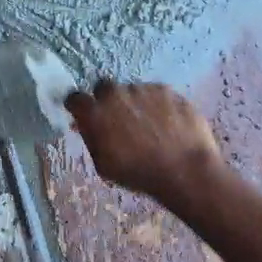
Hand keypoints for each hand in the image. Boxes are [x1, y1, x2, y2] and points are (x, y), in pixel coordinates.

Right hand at [66, 80, 221, 200]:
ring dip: (134, 103)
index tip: (85, 115)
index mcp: (95, 112)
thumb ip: (91, 139)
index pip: (75, 98)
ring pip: (131, 90)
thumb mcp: (104, 166)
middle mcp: (115, 93)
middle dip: (107, 100)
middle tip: (119, 119)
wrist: (186, 170)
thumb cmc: (140, 174)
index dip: (80, 107)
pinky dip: (157, 104)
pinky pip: (155, 93)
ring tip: (150, 125)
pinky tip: (167, 123)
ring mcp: (141, 88)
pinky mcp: (166, 89)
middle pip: (104, 88)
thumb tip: (84, 125)